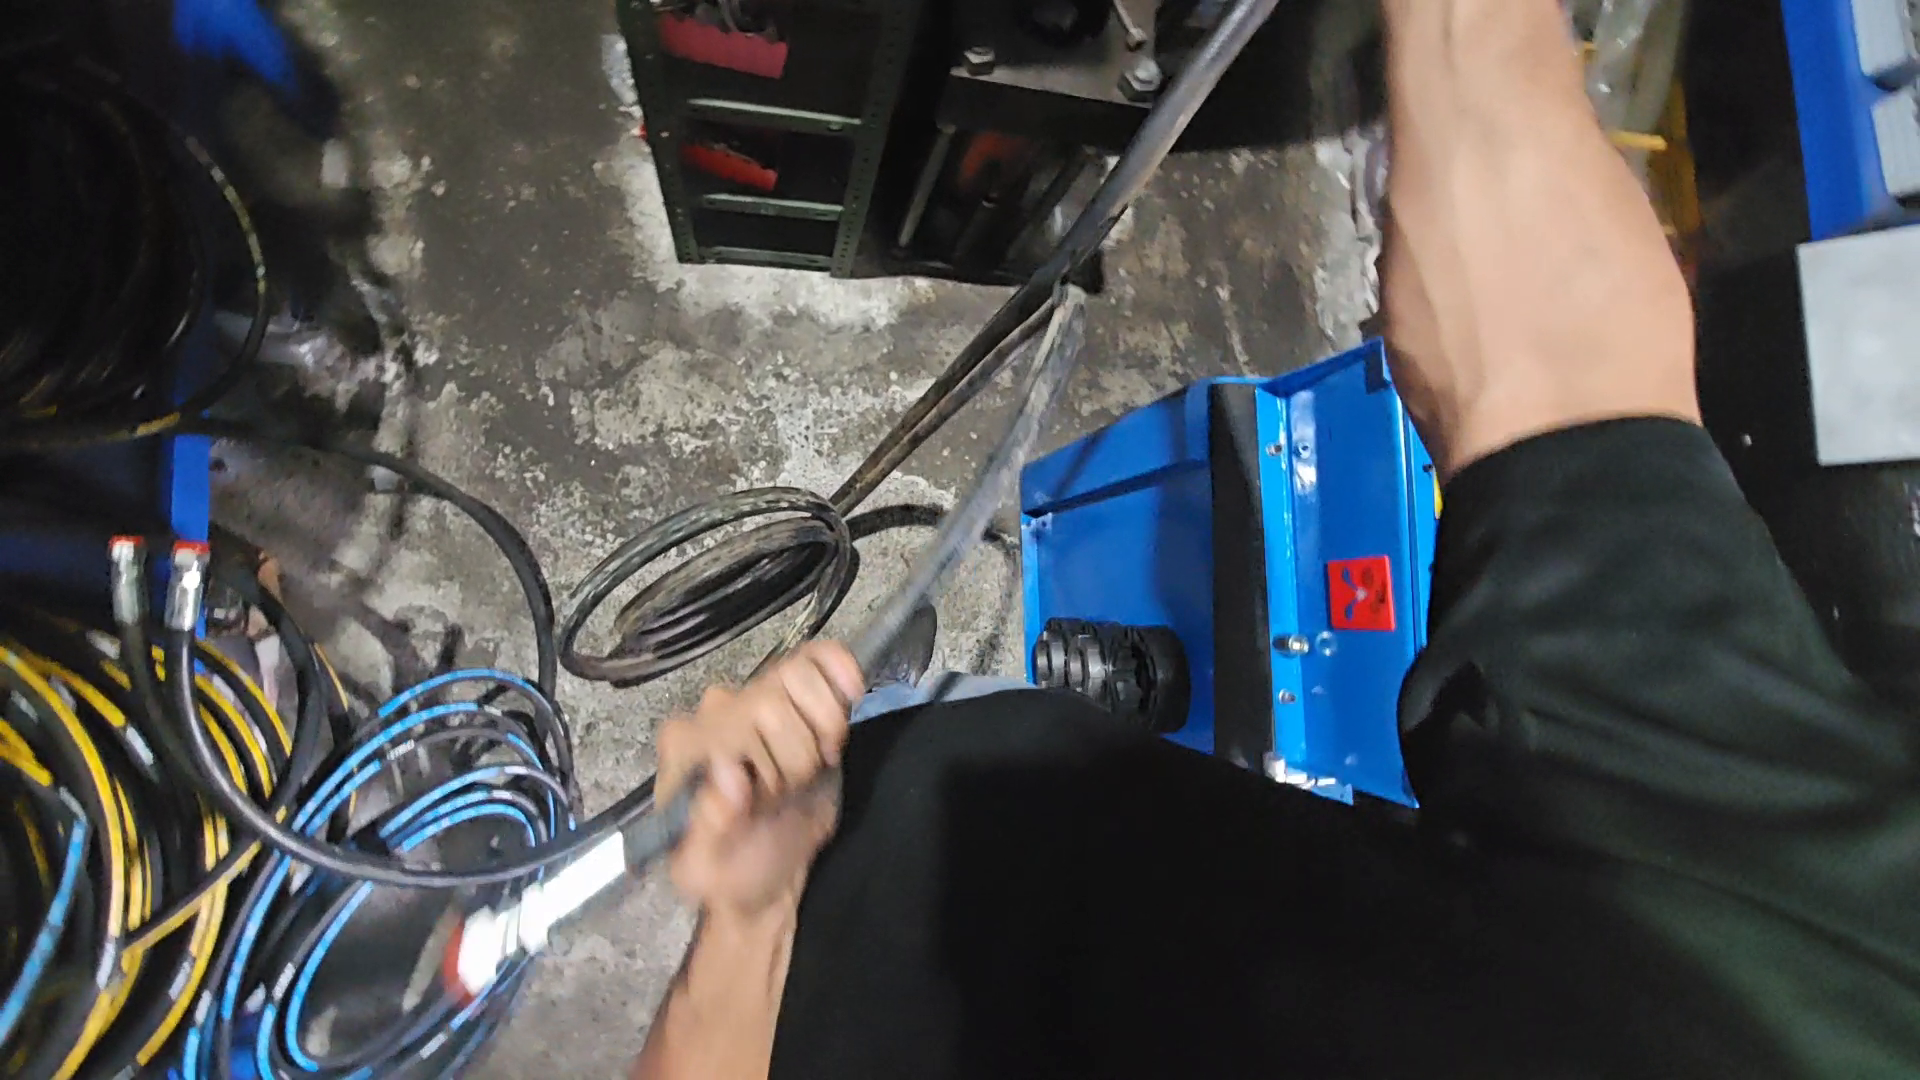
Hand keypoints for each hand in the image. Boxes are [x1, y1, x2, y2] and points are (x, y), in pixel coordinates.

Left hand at [655, 642, 864, 919]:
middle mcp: (715, 710)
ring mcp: (757, 696)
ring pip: (802, 677)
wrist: (767, 868)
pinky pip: (820, 657)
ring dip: (823, 728)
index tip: (765, 805)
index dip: (767, 769)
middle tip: (787, 793)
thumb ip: (708, 828)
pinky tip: (850, 695)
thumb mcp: (705, 869)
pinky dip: (841, 669)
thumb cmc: (728, 867)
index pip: (734, 726)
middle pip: (774, 703)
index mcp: (685, 743)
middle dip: (796, 758)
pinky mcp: (798, 695)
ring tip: (812, 765)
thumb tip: (729, 775)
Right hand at [1380, 0, 1698, 477]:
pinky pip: (1577, 129)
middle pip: (1510, 33)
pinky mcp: (1632, 194)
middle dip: (1483, 18)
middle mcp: (1524, 140)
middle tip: (1458, 14)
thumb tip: (1439, 195)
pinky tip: (1532, 124)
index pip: (1447, 41)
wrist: (1563, 432)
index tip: (1425, 6)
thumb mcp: (1408, 290)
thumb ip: (1423, 220)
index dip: (1434, 12)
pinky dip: (1547, 106)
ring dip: (1517, 45)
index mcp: (1447, 166)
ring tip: (1490, 38)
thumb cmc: (1461, 375)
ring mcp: (1587, 162)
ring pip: (1550, 71)